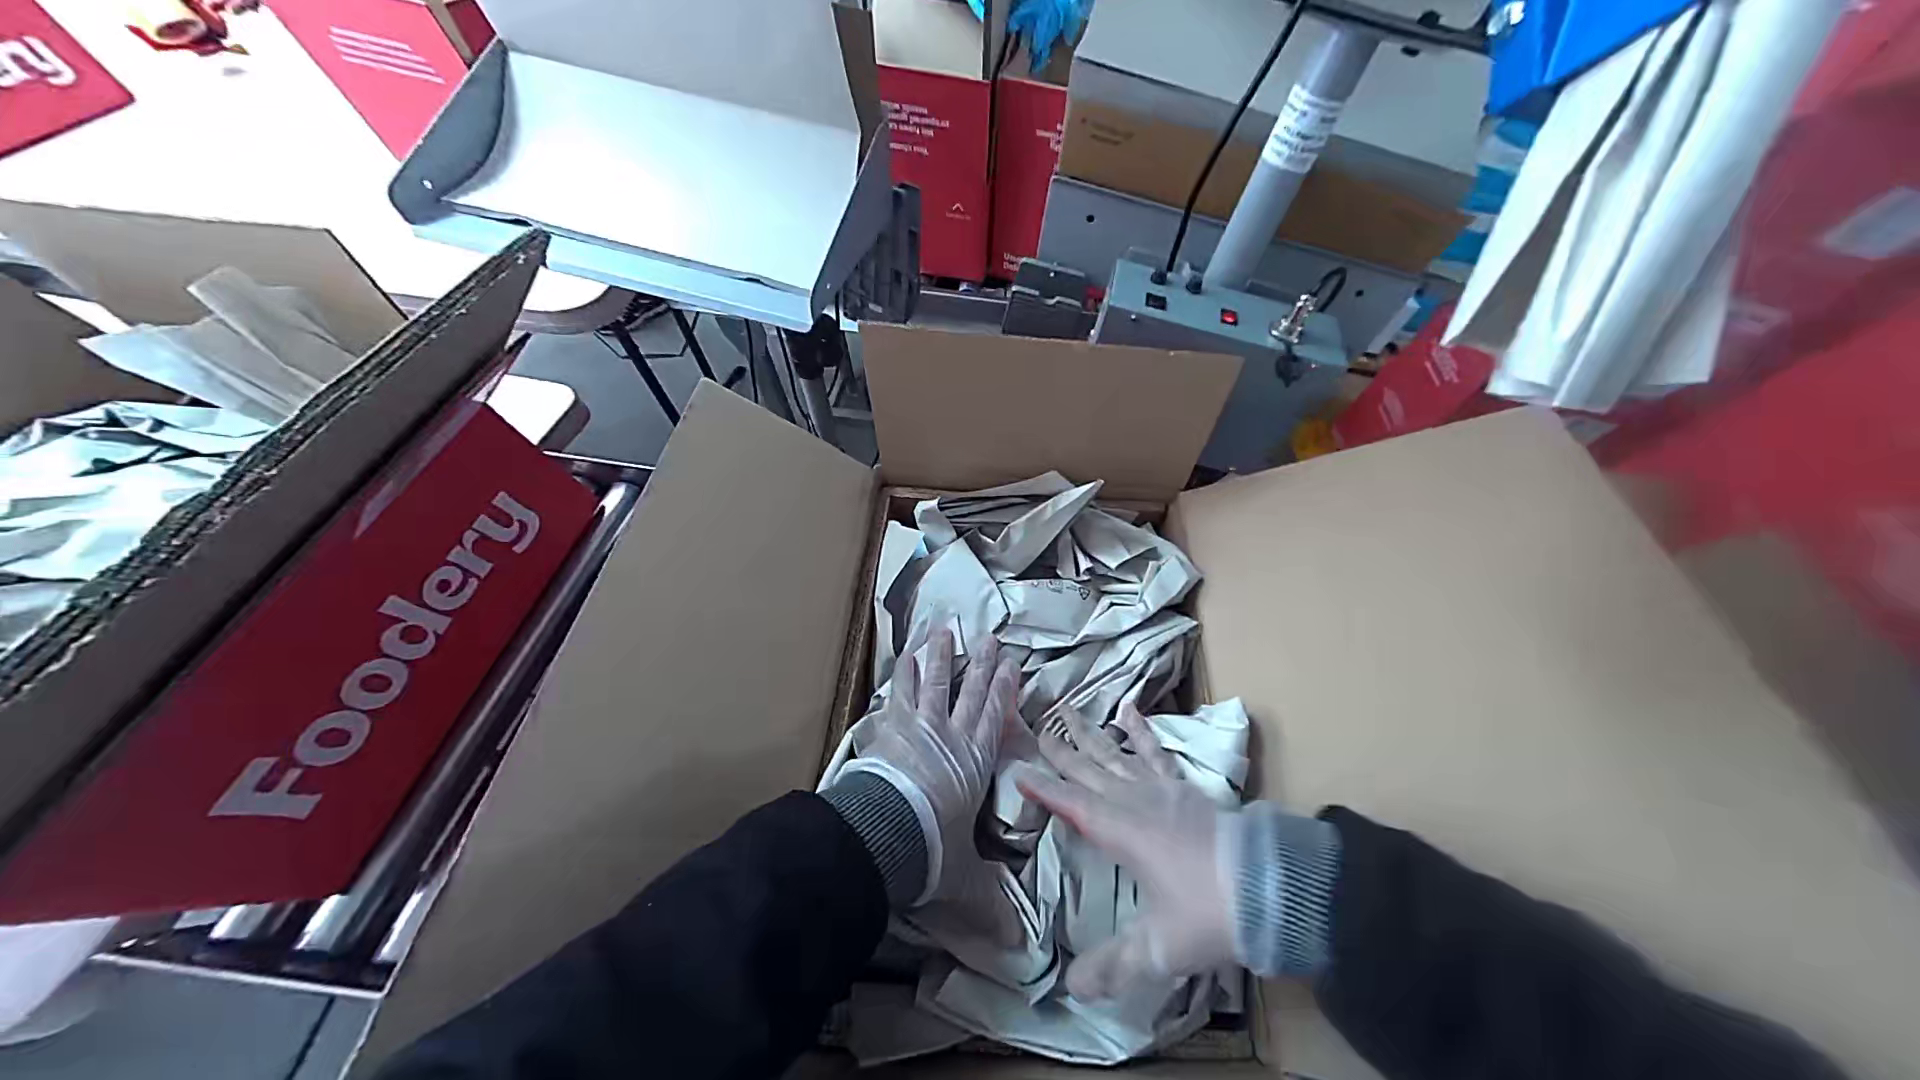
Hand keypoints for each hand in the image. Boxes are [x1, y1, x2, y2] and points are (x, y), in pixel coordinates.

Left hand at [845, 627, 1018, 907]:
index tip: (1011, 664)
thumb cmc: (933, 849)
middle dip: (980, 664)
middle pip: (970, 691)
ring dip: (939, 656)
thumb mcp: (966, 879)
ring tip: (942, 629)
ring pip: (934, 682)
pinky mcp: (890, 726)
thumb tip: (1020, 949)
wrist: (886, 834)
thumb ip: (991, 904)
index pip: (997, 717)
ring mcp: (920, 726)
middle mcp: (952, 735)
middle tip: (987, 637)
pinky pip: (899, 693)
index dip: (1004, 689)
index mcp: (976, 761)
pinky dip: (902, 674)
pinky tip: (902, 656)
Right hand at [1014, 703, 1236, 998]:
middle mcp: (1133, 801)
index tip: (1017, 771)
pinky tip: (1129, 709)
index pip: (1071, 804)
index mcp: (1118, 830)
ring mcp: (1160, 789)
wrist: (1270, 886)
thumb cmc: (1208, 913)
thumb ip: (1113, 965)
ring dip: (1089, 735)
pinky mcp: (1184, 787)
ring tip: (1067, 709)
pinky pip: (1156, 752)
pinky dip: (1141, 730)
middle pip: (1087, 771)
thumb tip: (1071, 989)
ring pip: (1114, 755)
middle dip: (1059, 752)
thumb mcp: (1158, 948)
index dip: (1043, 789)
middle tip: (1035, 728)